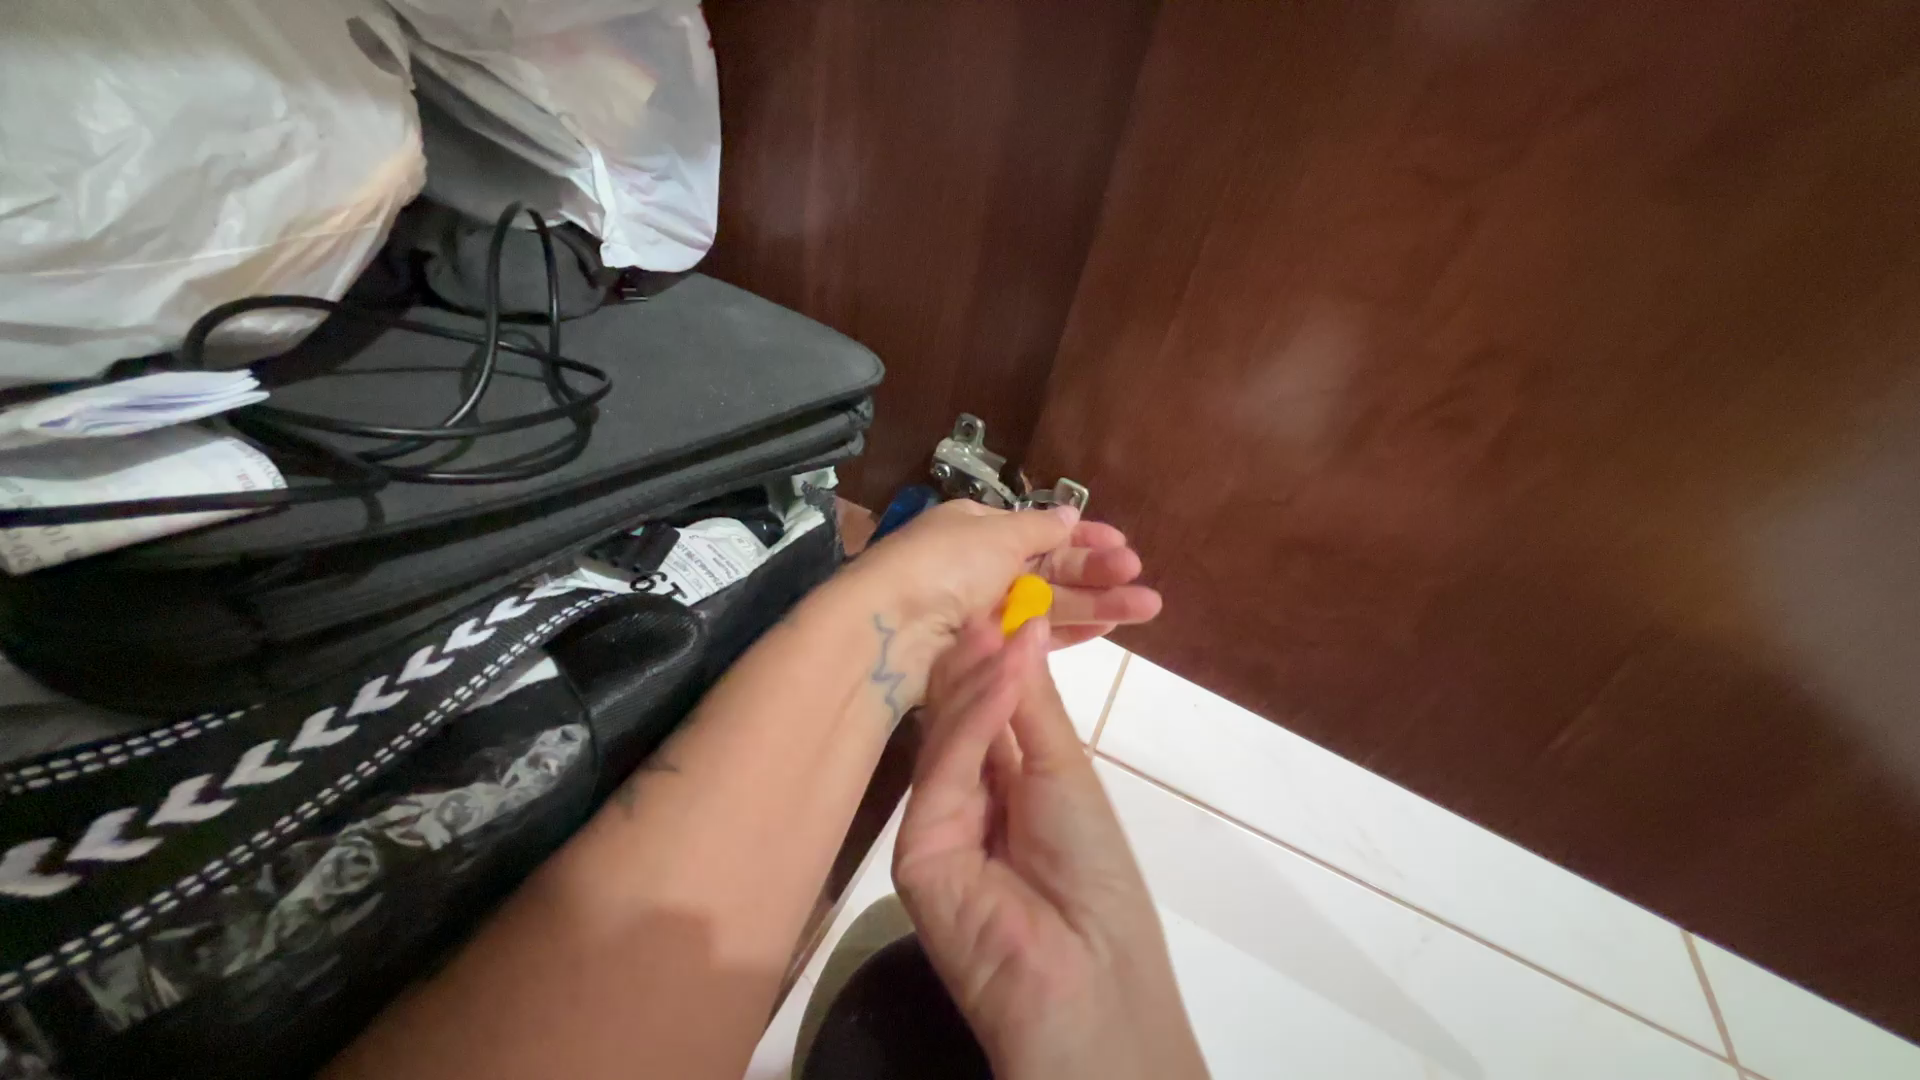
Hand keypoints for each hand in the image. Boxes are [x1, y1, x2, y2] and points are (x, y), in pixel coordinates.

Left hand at [847, 500, 1161, 650]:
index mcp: (977, 528)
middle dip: (1097, 572)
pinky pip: (1034, 635)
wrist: (890, 629)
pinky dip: (1069, 631)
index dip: (1082, 537)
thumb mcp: (996, 534)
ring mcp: (982, 610)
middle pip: (1050, 568)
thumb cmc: (944, 566)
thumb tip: (1069, 512)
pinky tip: (1107, 629)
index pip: (1039, 530)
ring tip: (1147, 606)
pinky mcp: (984, 649)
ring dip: (1096, 603)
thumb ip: (1040, 527)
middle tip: (1141, 578)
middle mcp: (981, 567)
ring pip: (1049, 604)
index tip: (1122, 544)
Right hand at [892, 618, 1208, 1079]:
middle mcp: (964, 799)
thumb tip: (1024, 630)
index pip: (987, 710)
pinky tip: (998, 671)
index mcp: (1003, 784)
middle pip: (959, 718)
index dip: (996, 659)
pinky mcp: (914, 847)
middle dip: (978, 659)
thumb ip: (1032, 707)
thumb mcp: (1066, 773)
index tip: (1004, 604)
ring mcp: (935, 822)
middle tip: (988, 598)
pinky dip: (972, 719)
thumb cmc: (1095, 873)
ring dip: (974, 677)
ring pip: (946, 737)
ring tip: (994, 620)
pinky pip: (943, 773)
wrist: (1089, 974)